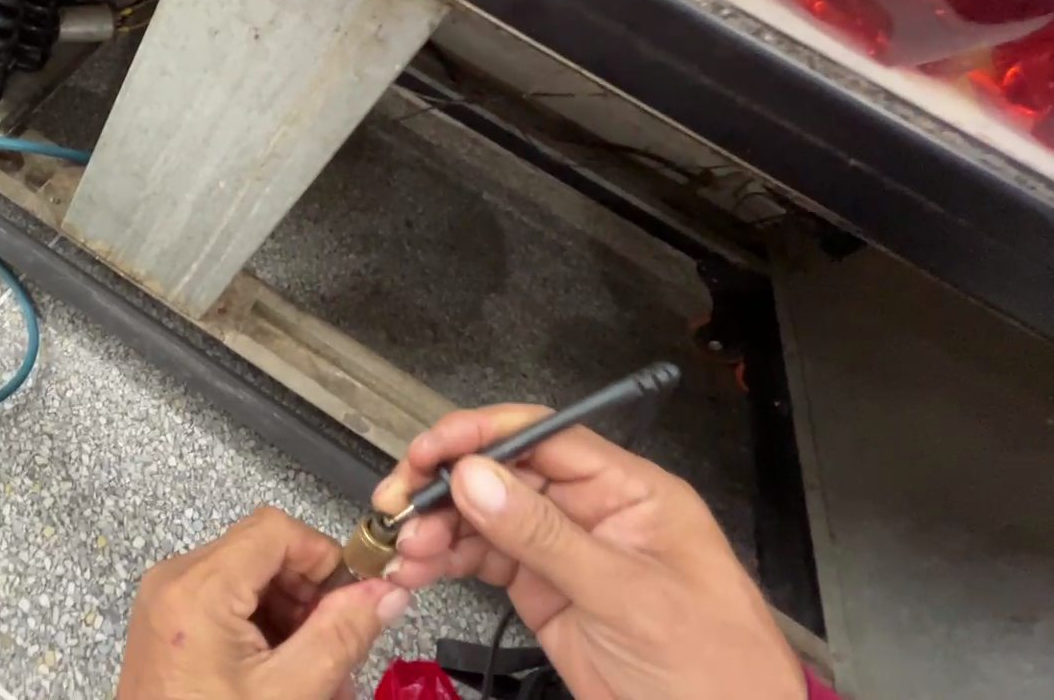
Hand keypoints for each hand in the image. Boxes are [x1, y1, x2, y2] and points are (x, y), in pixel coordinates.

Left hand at [117, 506, 409, 699]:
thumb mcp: (288, 693)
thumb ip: (340, 635)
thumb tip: (386, 591)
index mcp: (198, 586)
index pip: (274, 529)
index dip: (322, 555)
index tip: (354, 597)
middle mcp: (175, 576)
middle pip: (260, 549)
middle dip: (308, 591)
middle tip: (340, 645)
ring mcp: (166, 594)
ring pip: (246, 572)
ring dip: (289, 611)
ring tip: (318, 669)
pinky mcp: (166, 615)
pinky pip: (224, 595)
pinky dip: (260, 622)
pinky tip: (283, 669)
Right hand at [373, 405, 804, 699]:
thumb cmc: (714, 679)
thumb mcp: (630, 601)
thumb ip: (545, 536)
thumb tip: (471, 475)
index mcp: (626, 491)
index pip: (541, 436)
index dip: (479, 435)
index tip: (429, 450)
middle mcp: (584, 507)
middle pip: (497, 471)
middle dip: (442, 484)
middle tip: (398, 502)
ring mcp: (555, 546)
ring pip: (477, 512)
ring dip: (434, 525)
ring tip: (403, 548)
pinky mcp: (534, 583)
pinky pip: (476, 554)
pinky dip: (441, 558)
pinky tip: (416, 567)